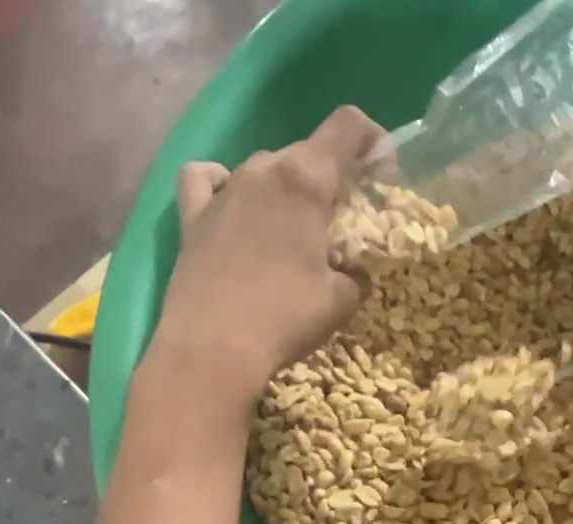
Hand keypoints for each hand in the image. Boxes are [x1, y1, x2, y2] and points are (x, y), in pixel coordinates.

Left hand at [146, 106, 383, 413]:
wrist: (213, 348)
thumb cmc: (285, 319)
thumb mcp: (342, 300)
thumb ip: (354, 273)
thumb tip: (349, 271)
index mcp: (306, 180)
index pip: (347, 126)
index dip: (371, 140)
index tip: (381, 172)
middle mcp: (262, 170)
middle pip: (306, 151)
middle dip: (330, 176)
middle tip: (341, 218)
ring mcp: (223, 190)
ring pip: (262, 167)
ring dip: (284, 187)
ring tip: (292, 227)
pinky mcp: (191, 217)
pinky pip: (206, 179)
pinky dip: (221, 182)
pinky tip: (232, 202)